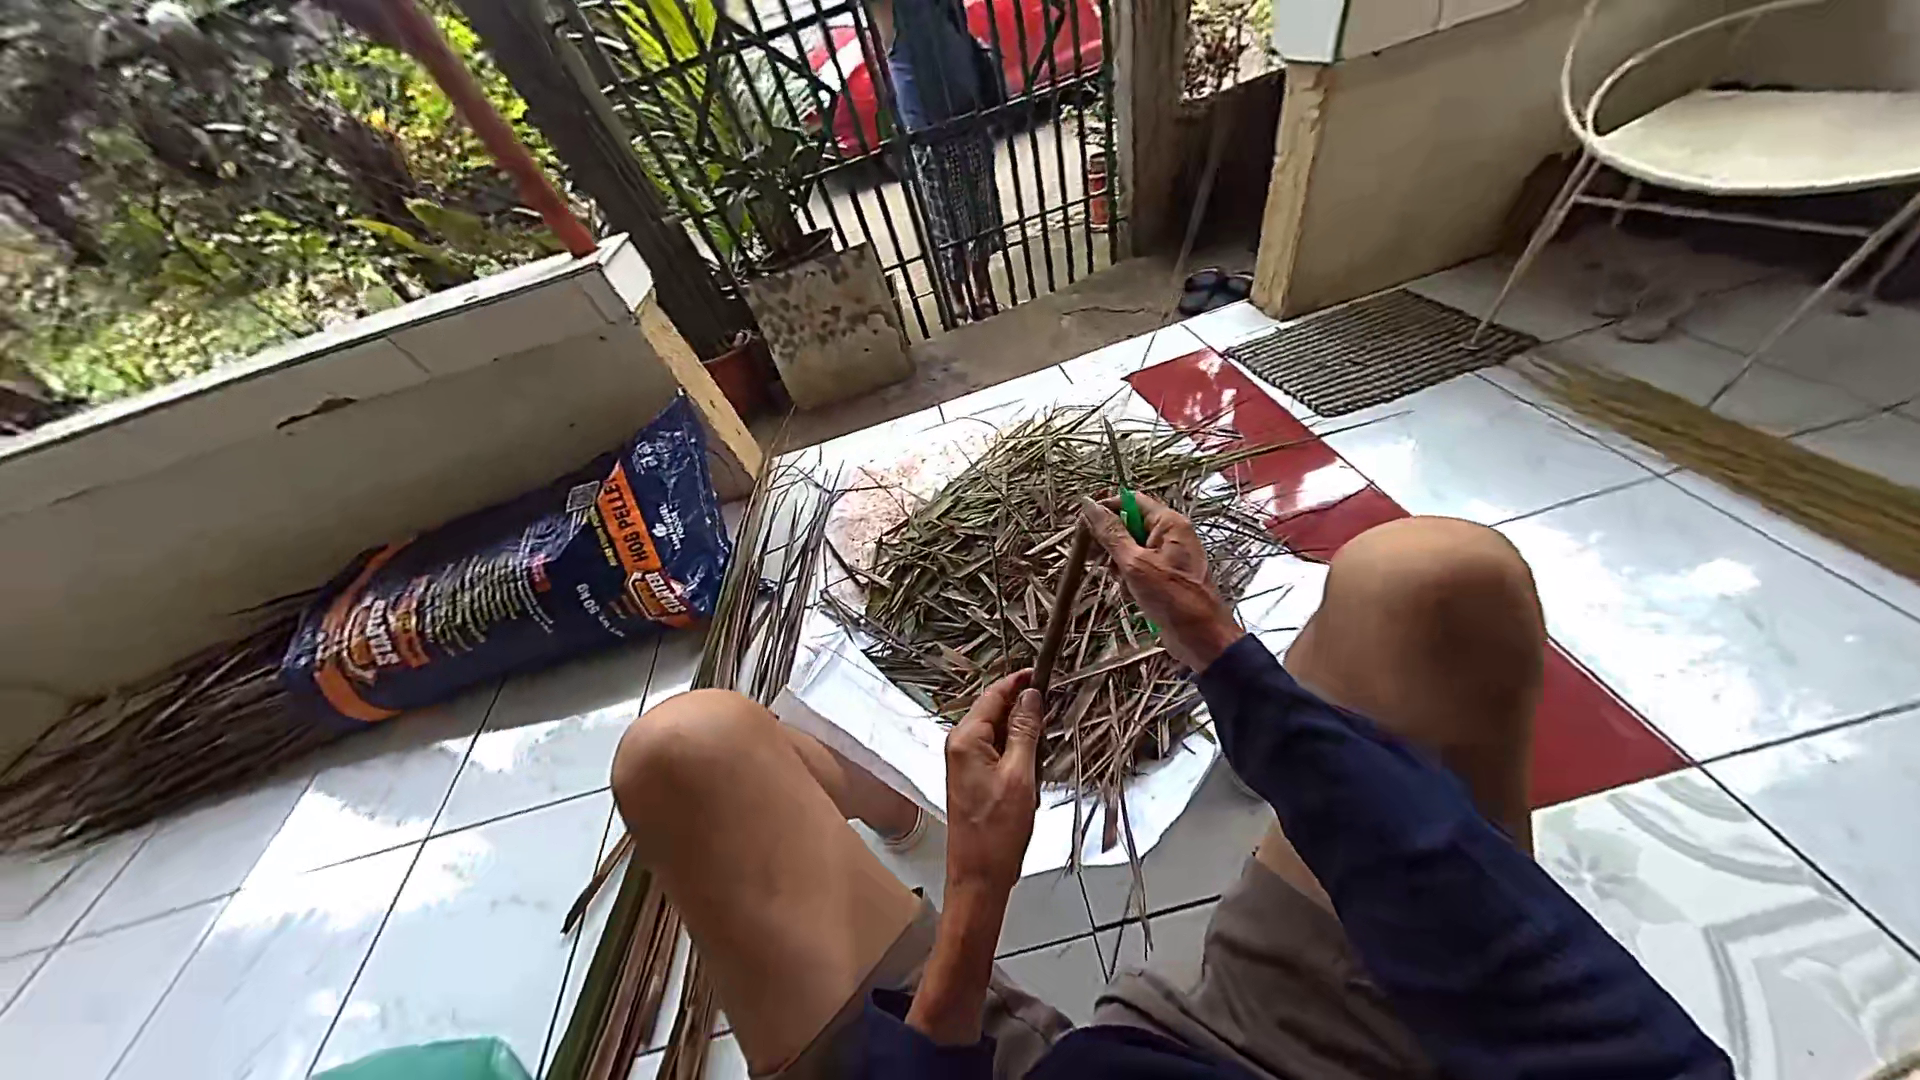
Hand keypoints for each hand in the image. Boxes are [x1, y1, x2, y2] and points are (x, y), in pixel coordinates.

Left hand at [943, 669, 1042, 896]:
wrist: (979, 877)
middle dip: (1023, 709)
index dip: (1018, 682)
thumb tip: (1031, 694)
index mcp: (965, 738)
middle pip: (995, 711)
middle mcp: (959, 744)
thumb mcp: (1020, 774)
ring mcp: (964, 761)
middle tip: (1055, 707)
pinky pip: (997, 751)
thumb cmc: (997, 830)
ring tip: (1048, 740)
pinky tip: (1034, 765)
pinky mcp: (972, 777)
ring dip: (1022, 733)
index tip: (1043, 672)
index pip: (993, 695)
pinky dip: (1016, 752)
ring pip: (998, 732)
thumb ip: (1025, 730)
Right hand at [1079, 492, 1242, 671]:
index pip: (1131, 501)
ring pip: (1130, 548)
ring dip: (1118, 563)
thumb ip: (1111, 534)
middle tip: (1095, 558)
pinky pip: (1137, 567)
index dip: (1105, 509)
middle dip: (1109, 542)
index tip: (1084, 525)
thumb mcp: (1135, 563)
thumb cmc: (1174, 599)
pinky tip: (1131, 593)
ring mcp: (1168, 556)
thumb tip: (1089, 506)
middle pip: (1129, 525)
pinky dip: (1128, 578)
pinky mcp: (1164, 576)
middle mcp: (1170, 535)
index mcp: (1169, 524)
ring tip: (1121, 581)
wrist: (1200, 638)